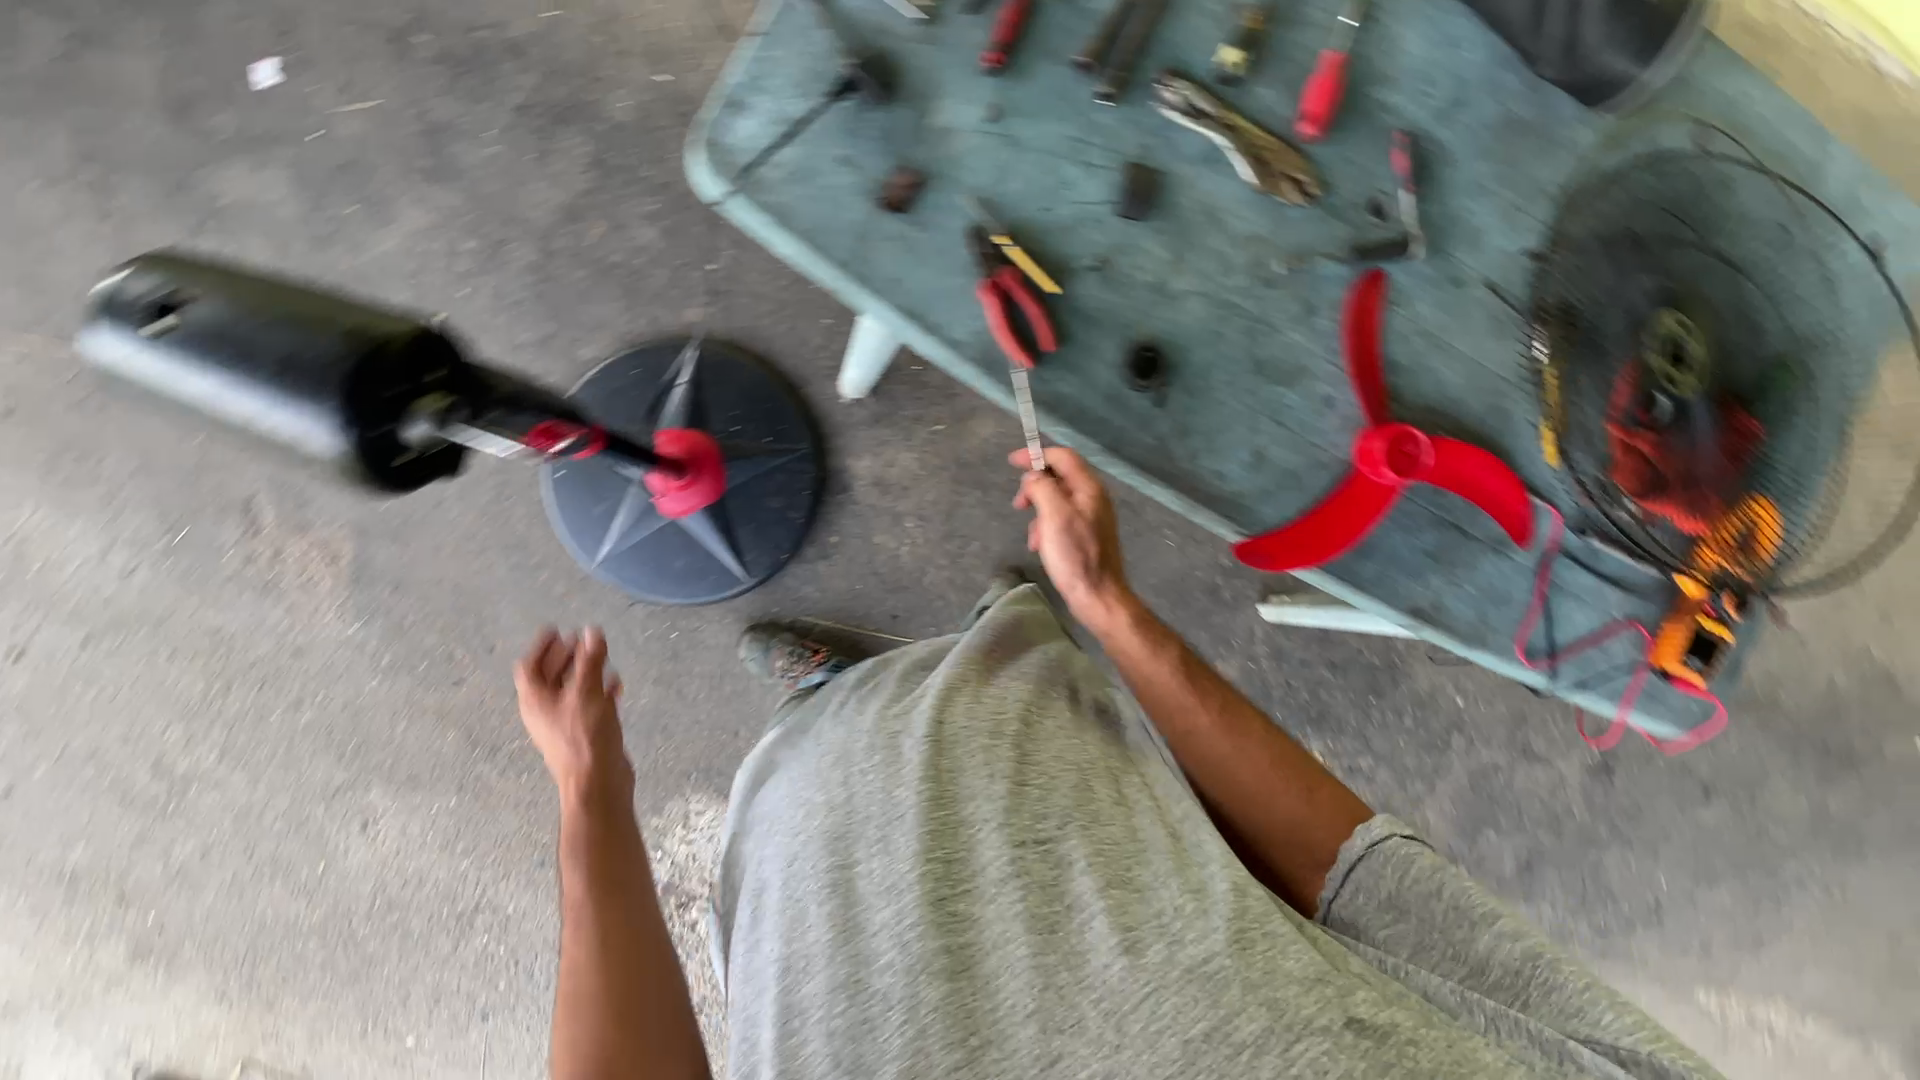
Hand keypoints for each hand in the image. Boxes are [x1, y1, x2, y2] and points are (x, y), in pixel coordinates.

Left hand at [514, 626, 631, 798]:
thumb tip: (592, 632)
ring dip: (585, 671)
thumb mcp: (587, 692)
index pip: (529, 666)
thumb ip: (590, 661)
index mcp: (535, 700)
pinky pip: (588, 704)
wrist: (597, 782)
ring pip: (571, 689)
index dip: (542, 646)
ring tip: (602, 656)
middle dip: (566, 655)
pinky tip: (615, 685)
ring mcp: (564, 723)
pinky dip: (599, 690)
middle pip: (550, 676)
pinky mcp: (584, 733)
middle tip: (581, 639)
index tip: (557, 629)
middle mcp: (545, 711)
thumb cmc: (585, 735)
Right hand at [1009, 447, 1134, 628]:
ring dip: (1039, 512)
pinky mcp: (1086, 535)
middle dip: (1035, 487)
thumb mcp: (1053, 516)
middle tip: (1018, 504)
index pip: (1062, 456)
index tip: (1012, 462)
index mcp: (1089, 488)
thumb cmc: (1075, 555)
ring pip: (1057, 500)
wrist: (1098, 596)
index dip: (1036, 454)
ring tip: (1031, 535)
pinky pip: (1061, 520)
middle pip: (1059, 477)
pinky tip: (1039, 546)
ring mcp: (1091, 517)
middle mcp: (1093, 498)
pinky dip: (1046, 527)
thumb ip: (1042, 488)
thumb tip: (1033, 477)